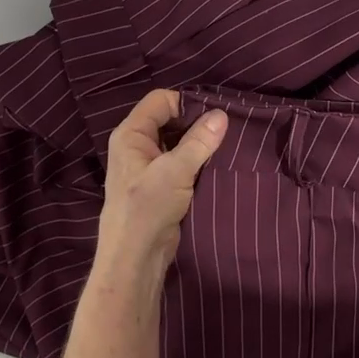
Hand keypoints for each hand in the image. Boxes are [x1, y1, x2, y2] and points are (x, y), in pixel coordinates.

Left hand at [99, 90, 228, 270]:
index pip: (160, 100)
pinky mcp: (162, 184)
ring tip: (227, 144)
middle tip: (226, 128)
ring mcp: (149, 165)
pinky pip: (181, 162)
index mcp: (131, 134)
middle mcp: (138, 145)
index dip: (186, 102)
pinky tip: (218, 163)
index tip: (215, 113)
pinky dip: (198, 161)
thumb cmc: (147, 208)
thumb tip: (222, 115)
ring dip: (199, 144)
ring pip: (178, 142)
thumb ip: (199, 142)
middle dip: (196, 122)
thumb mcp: (175, 171)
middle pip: (170, 119)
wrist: (136, 256)